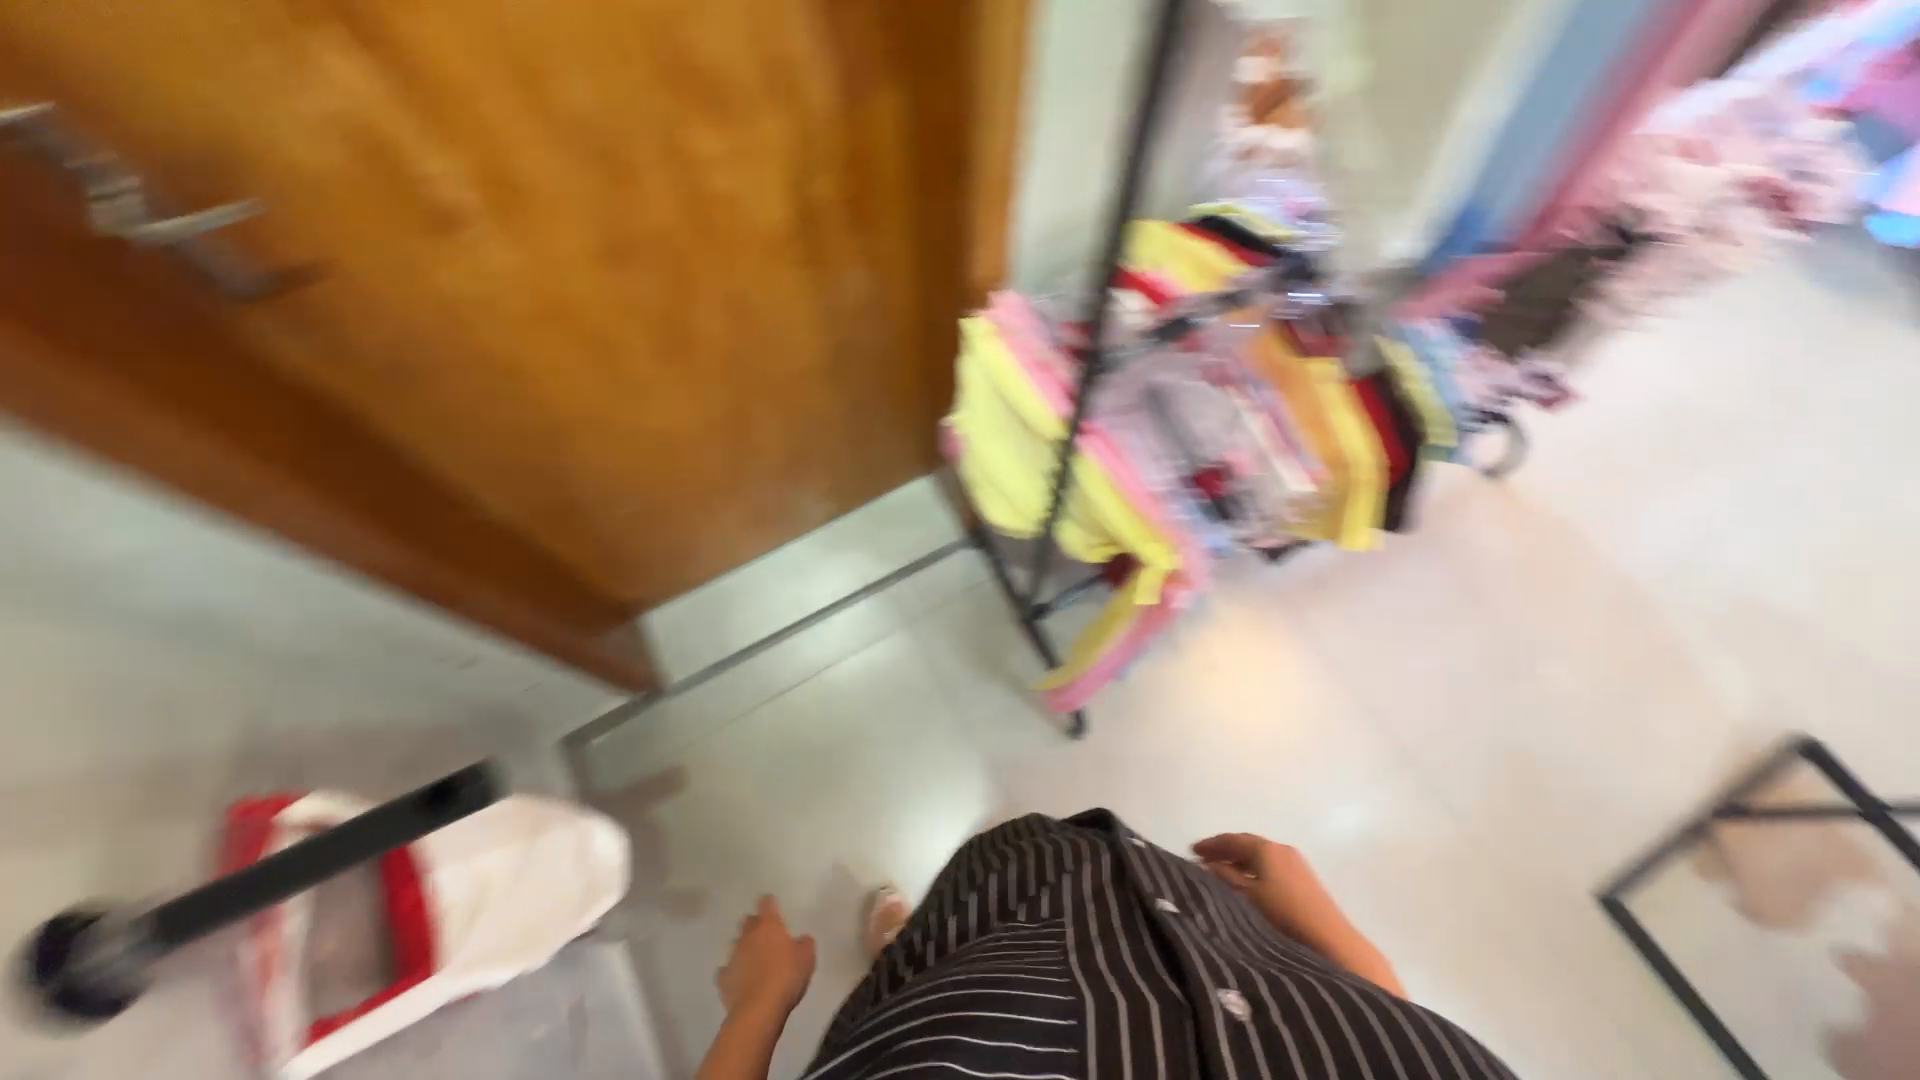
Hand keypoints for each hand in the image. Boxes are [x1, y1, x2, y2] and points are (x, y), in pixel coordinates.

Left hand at [716, 895, 815, 1019]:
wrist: (758, 1010)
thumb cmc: (786, 977)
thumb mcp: (807, 958)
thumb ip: (805, 944)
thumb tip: (801, 939)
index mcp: (769, 926)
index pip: (766, 904)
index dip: (769, 902)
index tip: (771, 903)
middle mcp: (748, 937)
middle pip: (748, 922)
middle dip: (754, 924)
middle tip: (764, 933)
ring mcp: (733, 957)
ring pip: (736, 944)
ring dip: (744, 948)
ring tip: (753, 958)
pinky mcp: (723, 979)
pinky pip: (726, 970)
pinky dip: (733, 972)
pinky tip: (739, 979)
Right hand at [1192, 833, 1338, 941]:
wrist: (1330, 941)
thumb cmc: (1282, 915)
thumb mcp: (1246, 896)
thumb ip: (1224, 878)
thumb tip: (1206, 866)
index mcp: (1266, 849)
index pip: (1232, 839)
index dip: (1211, 844)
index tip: (1192, 851)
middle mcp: (1281, 849)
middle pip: (1247, 845)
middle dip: (1224, 851)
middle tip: (1204, 860)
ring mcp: (1296, 864)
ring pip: (1259, 857)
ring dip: (1239, 862)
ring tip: (1220, 874)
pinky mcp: (1304, 880)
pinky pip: (1270, 867)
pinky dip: (1253, 870)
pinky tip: (1246, 885)